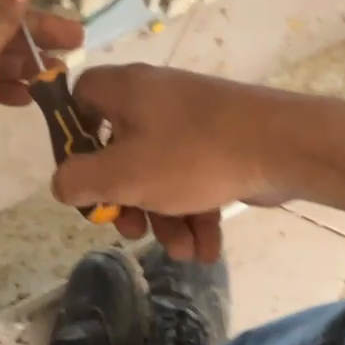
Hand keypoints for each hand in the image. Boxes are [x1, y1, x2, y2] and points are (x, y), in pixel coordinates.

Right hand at [53, 65, 299, 261]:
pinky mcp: (219, 144)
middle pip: (118, 152)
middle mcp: (154, 100)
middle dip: (126, 201)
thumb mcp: (121, 175)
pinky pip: (191, 180)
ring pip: (158, 175)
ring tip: (182, 252)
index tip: (81, 177)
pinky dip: (194, 214)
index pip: (79, 99)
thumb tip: (61, 185)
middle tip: (133, 229)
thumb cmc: (191, 156)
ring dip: (165, 220)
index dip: (72, 138)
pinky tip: (205, 251)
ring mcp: (190, 122)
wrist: (283, 147)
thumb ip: (78, 181)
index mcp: (124, 92)